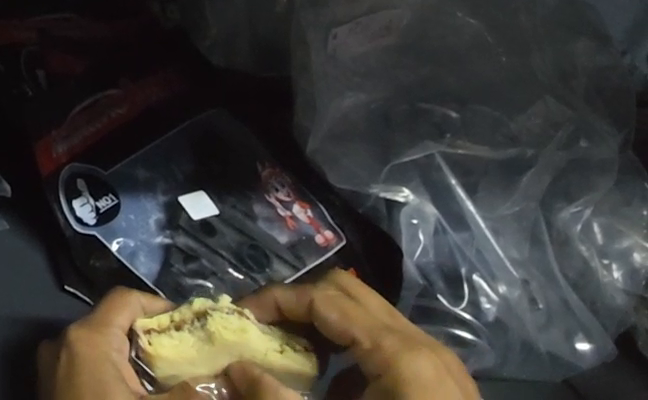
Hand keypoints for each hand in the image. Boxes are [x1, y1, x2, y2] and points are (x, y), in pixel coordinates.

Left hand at [39, 288, 178, 399]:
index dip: (158, 306)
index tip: (189, 322)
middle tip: (185, 355)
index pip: (124, 299)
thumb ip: (188, 393)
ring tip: (164, 376)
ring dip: (129, 357)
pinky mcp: (47, 381)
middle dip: (148, 336)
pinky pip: (83, 363)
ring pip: (97, 345)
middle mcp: (63, 339)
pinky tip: (132, 390)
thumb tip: (216, 381)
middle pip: (111, 323)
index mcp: (86, 337)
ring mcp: (50, 360)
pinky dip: (108, 370)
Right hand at [239, 270, 479, 399]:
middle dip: (297, 302)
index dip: (272, 300)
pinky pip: (388, 339)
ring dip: (322, 320)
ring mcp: (440, 364)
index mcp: (398, 353)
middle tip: (266, 326)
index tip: (240, 319)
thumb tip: (234, 368)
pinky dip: (351, 344)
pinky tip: (336, 382)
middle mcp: (422, 345)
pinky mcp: (446, 383)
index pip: (319, 297)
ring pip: (366, 311)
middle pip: (344, 290)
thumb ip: (276, 399)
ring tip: (294, 350)